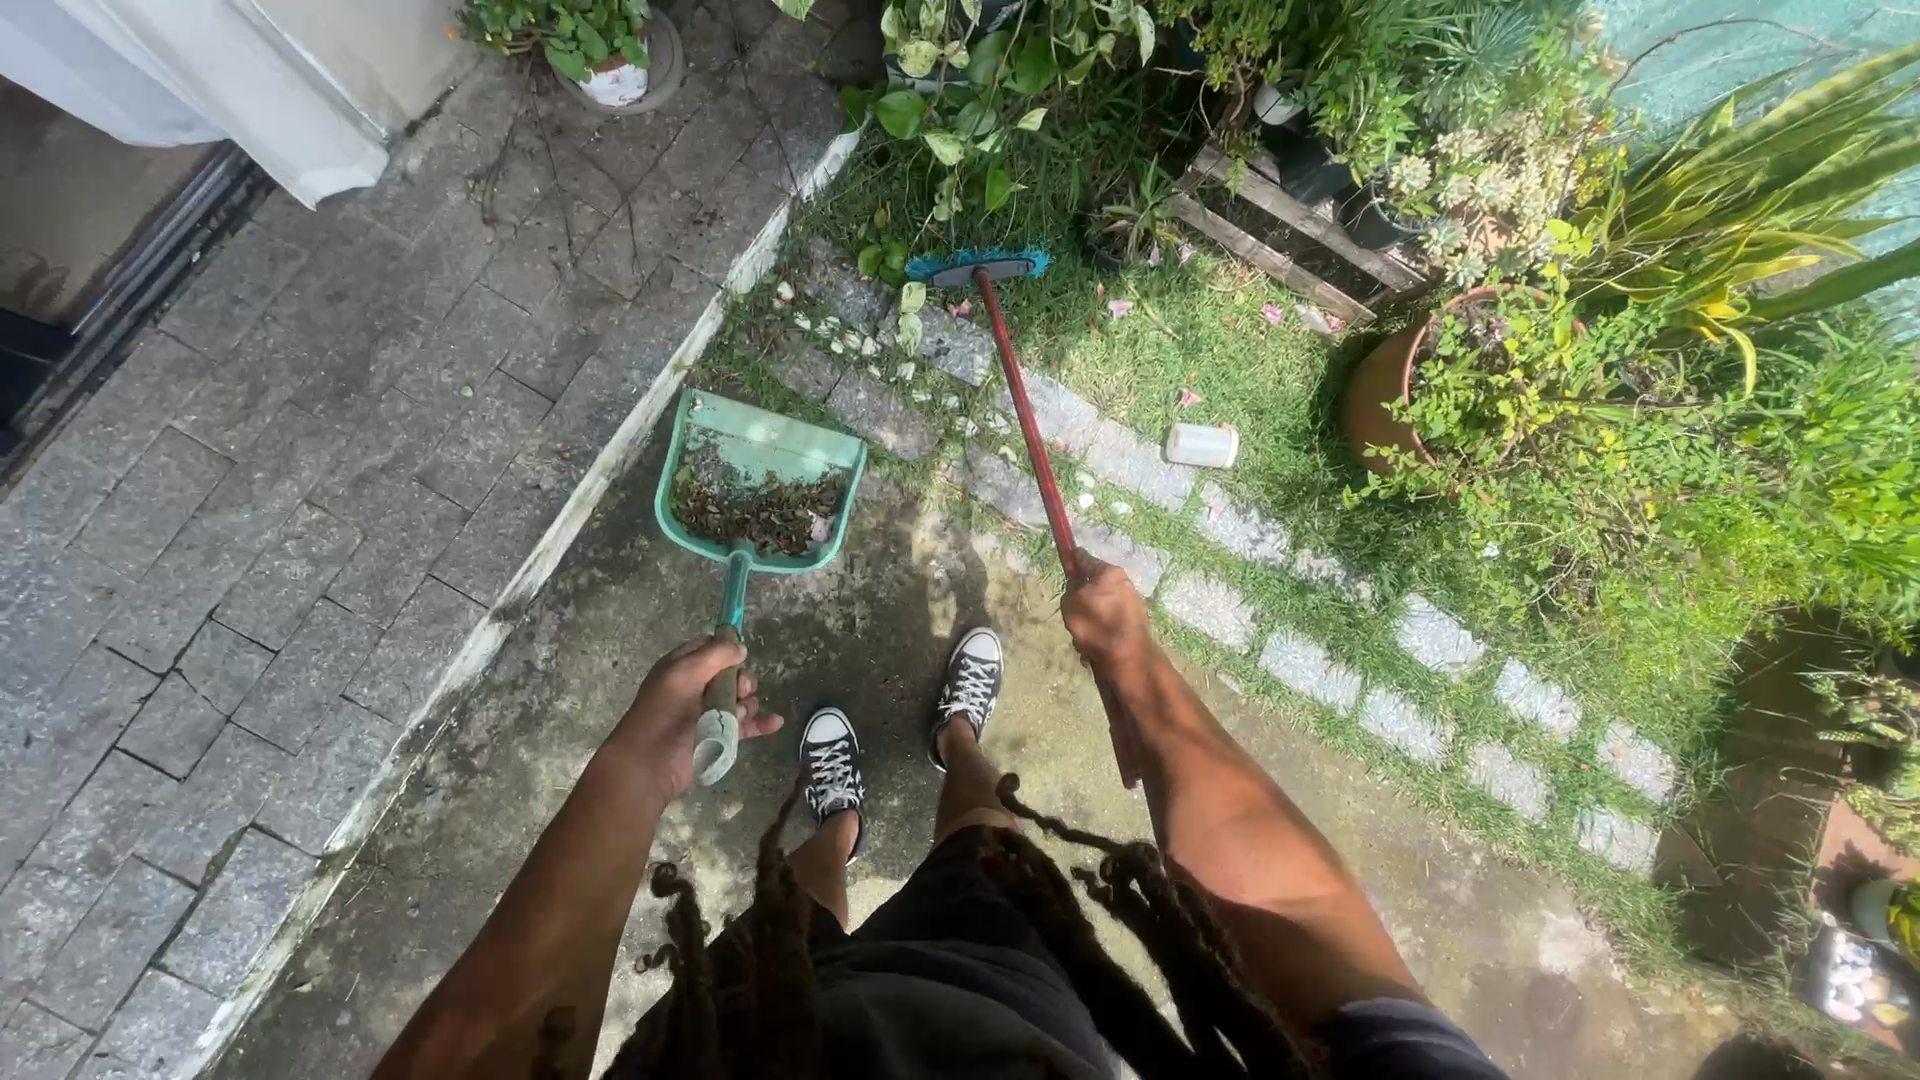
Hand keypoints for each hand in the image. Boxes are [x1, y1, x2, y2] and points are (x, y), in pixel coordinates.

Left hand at [613, 634, 784, 797]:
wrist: (651, 763)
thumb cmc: (663, 712)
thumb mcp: (684, 673)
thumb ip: (715, 654)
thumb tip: (741, 648)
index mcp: (682, 668)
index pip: (710, 648)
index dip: (726, 649)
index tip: (739, 656)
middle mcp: (697, 688)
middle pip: (733, 675)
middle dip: (741, 681)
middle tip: (737, 691)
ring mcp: (709, 713)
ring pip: (742, 699)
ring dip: (747, 704)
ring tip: (737, 715)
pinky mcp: (720, 735)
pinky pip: (747, 725)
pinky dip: (761, 723)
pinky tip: (775, 722)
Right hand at [1063, 548, 1154, 670]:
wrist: (1125, 655)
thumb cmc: (1095, 622)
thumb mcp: (1070, 601)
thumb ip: (1071, 587)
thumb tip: (1077, 583)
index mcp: (1109, 573)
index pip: (1086, 559)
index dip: (1074, 558)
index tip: (1068, 556)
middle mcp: (1124, 584)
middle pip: (1095, 586)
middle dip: (1083, 598)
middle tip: (1072, 612)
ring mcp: (1131, 605)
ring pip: (1100, 608)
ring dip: (1089, 620)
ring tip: (1081, 637)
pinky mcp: (1134, 624)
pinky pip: (1108, 624)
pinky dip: (1099, 633)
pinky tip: (1092, 647)